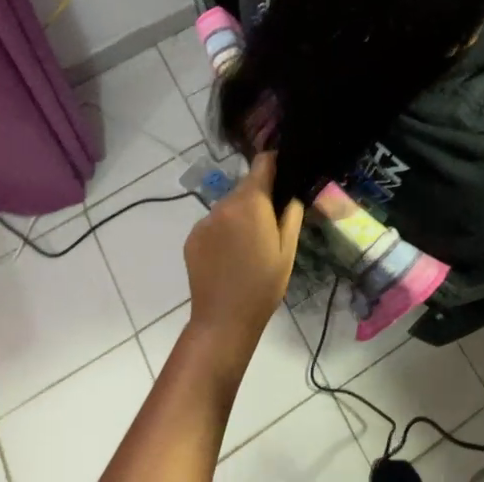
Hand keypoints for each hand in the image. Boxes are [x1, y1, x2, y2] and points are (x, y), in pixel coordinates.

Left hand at [183, 153, 304, 353]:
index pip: (263, 163)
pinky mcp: (192, 237)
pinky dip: (223, 230)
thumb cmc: (264, 285)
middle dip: (259, 197)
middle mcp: (224, 204)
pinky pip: (213, 223)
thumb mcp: (288, 249)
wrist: (223, 320)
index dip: (275, 162)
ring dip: (240, 214)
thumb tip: (291, 193)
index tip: (285, 171)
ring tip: (249, 244)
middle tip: (271, 222)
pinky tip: (229, 255)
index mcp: (251, 203)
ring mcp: (205, 220)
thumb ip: (291, 213)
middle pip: (246, 186)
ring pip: (229, 205)